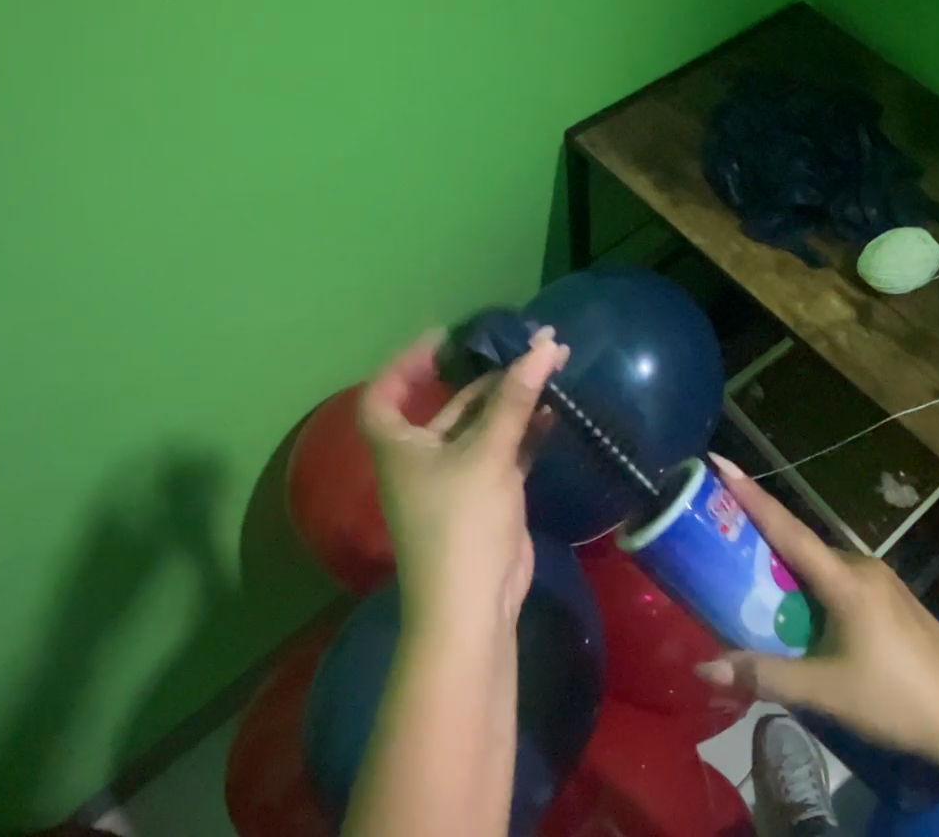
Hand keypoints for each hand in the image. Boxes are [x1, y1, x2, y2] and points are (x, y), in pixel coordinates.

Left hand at [358, 327, 569, 625]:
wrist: (474, 601)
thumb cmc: (462, 521)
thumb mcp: (487, 454)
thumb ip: (515, 400)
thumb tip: (543, 346)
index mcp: (400, 446)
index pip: (385, 395)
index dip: (406, 363)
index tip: (444, 337)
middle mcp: (423, 458)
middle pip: (449, 405)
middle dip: (486, 376)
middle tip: (526, 348)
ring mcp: (457, 478)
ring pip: (484, 428)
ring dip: (513, 402)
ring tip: (549, 370)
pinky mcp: (488, 495)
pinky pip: (505, 451)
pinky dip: (525, 432)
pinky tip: (553, 414)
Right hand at [694, 454, 938, 762]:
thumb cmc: (895, 699)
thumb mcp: (825, 692)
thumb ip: (764, 675)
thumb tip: (704, 667)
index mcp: (846, 581)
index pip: (789, 530)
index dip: (752, 496)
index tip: (723, 463)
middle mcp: (864, 568)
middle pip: (802, 547)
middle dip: (761, 540)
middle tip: (720, 540)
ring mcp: (884, 582)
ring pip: (823, 567)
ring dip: (789, 571)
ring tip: (753, 585)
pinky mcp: (894, 600)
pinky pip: (841, 581)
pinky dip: (813, 588)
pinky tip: (803, 616)